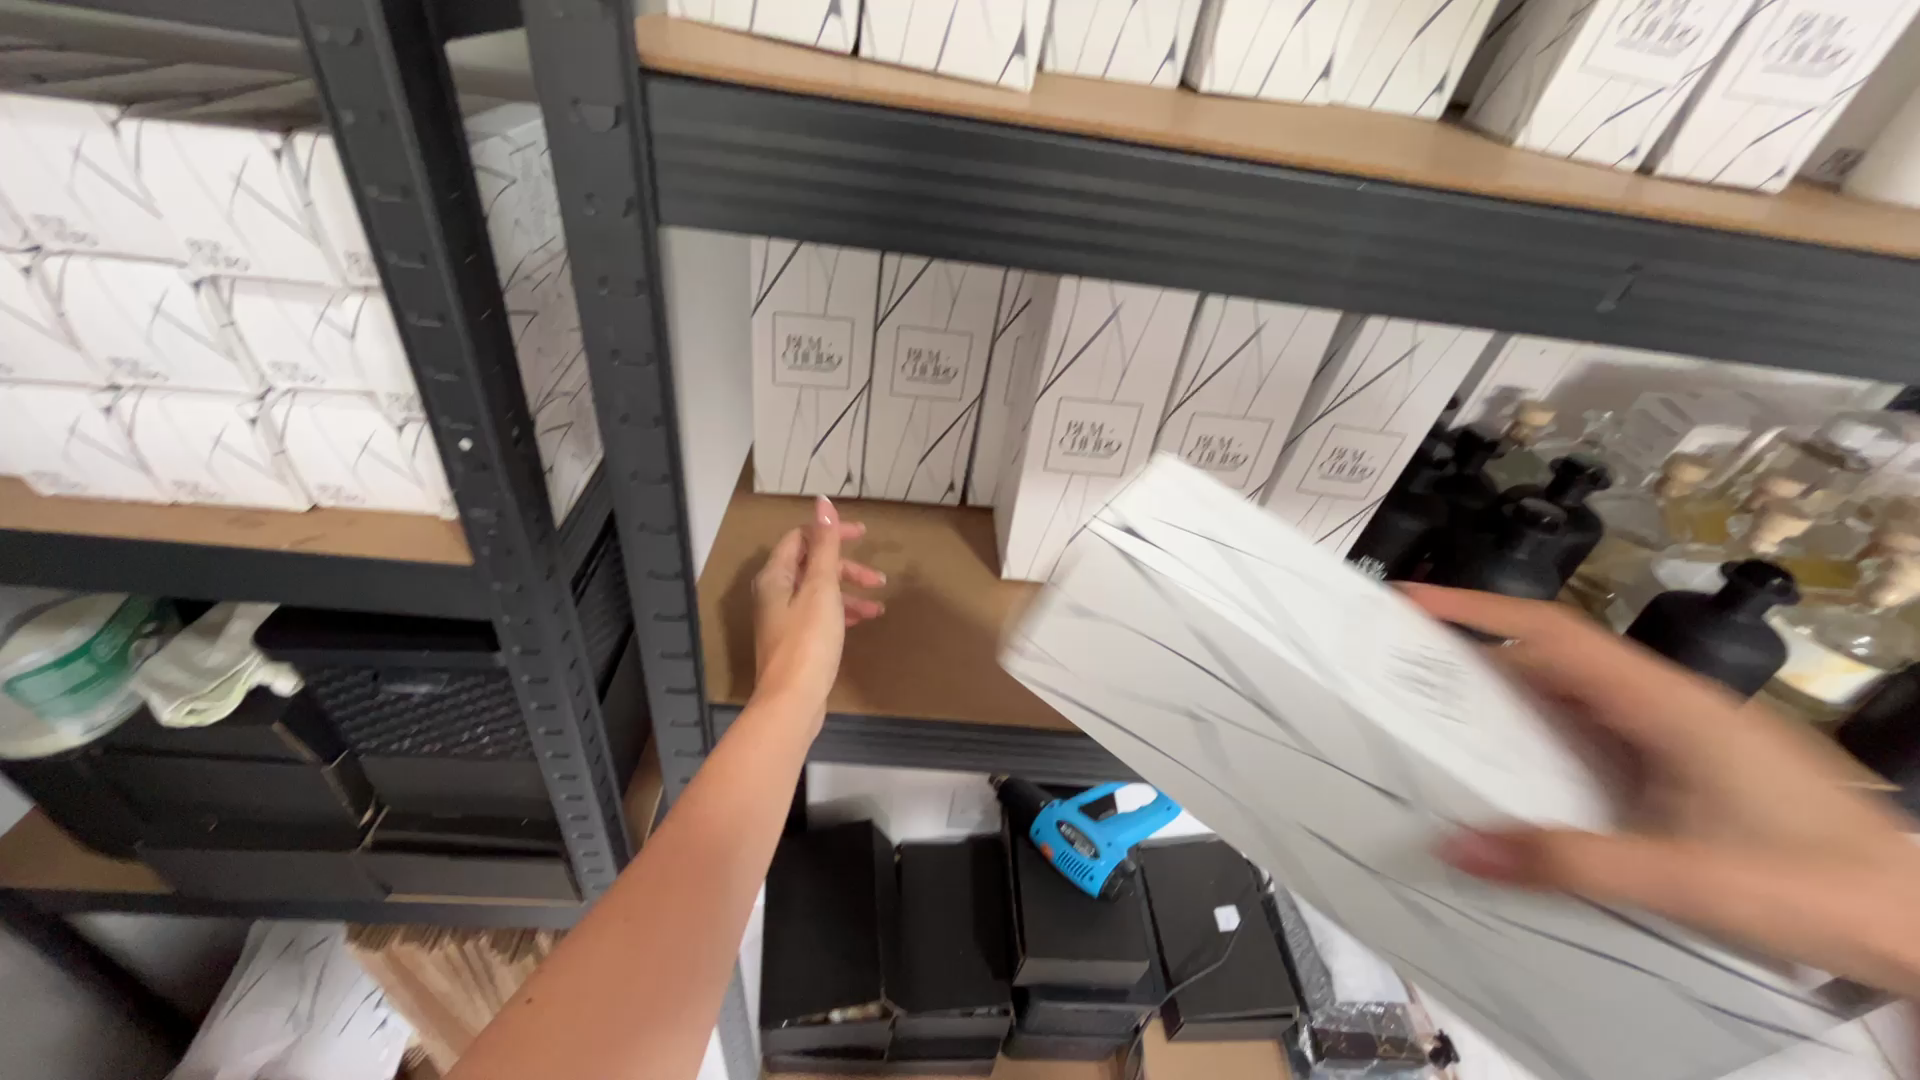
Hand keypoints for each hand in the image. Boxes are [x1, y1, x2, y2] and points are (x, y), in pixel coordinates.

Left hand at [753, 496, 885, 721]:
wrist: (793, 701)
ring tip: (878, 608)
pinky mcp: (795, 641)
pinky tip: (863, 622)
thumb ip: (825, 545)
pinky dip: (842, 612)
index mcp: (775, 576)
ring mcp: (783, 619)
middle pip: (811, 565)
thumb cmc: (808, 641)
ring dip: (849, 593)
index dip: (831, 532)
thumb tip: (822, 502)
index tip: (864, 535)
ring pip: (819, 593)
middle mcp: (774, 593)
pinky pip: (820, 614)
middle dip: (846, 568)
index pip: (800, 538)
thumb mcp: (821, 588)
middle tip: (878, 579)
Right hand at [1403, 584, 1919, 997]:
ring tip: (1439, 714)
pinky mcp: (1689, 764)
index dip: (1477, 608)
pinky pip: (1594, 729)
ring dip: (1507, 695)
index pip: (1553, 633)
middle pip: (1554, 657)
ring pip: (1574, 695)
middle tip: (1403, 665)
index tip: (1412, 599)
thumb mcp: (1685, 878)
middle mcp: (1670, 705)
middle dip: (1475, 651)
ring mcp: (1683, 733)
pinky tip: (1515, 768)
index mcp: (1667, 705)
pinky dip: (1540, 732)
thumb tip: (1454, 846)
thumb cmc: (1823, 888)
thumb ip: (1565, 860)